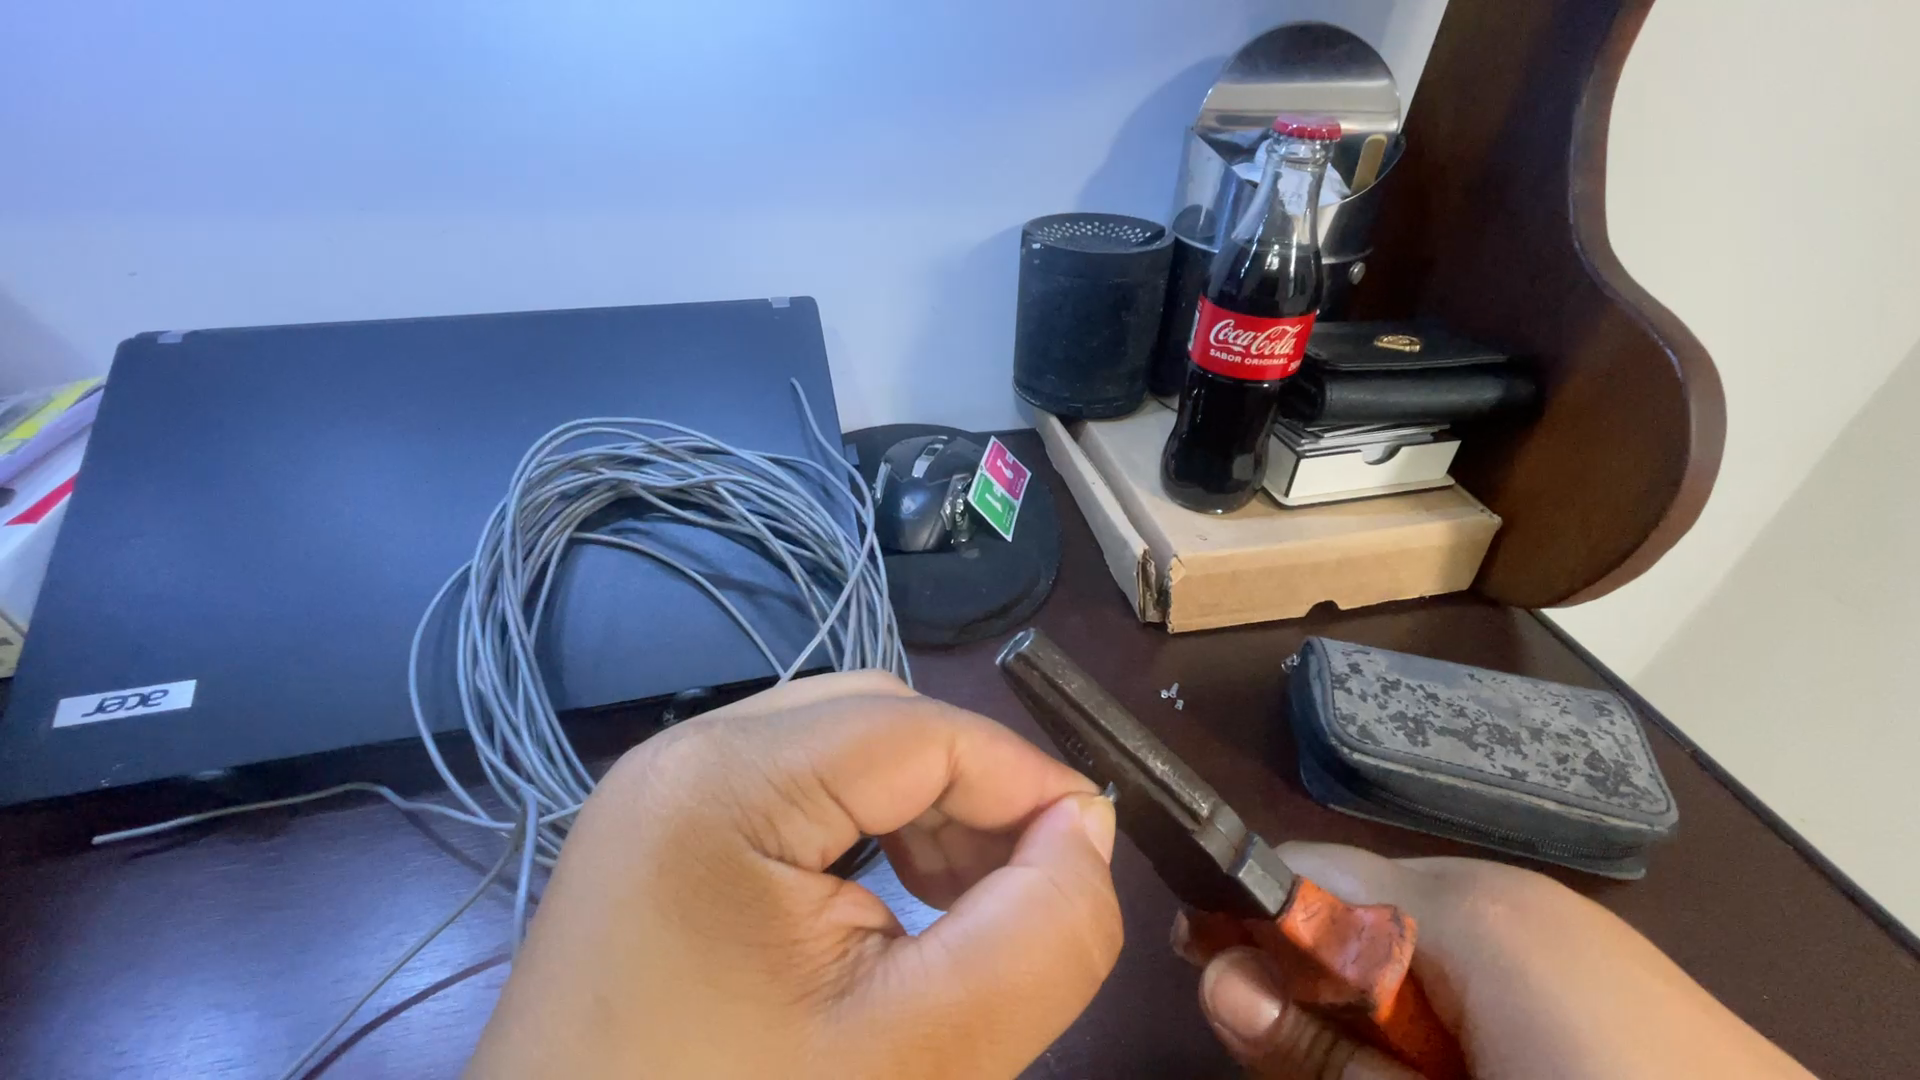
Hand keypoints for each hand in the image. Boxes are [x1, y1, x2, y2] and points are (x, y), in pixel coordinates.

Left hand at [468, 671, 1122, 1078]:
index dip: (1025, 779)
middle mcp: (684, 755)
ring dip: (924, 807)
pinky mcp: (663, 834)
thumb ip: (1039, 936)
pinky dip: (867, 829)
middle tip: (1022, 886)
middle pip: (879, 721)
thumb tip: (1081, 829)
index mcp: (722, 781)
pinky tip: (889, 903)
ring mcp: (663, 791)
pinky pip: (797, 791)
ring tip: (961, 901)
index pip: (921, 729)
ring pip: (844, 748)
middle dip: (971, 791)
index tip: (1092, 850)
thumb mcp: (918, 1059)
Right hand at [1182, 843, 1816, 1079]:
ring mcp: (1556, 918)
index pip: (1305, 869)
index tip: (1208, 976)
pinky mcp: (1589, 958)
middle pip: (1352, 899)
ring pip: (1409, 932)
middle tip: (1300, 1057)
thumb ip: (1326, 1053)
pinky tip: (1456, 1065)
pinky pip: (1471, 954)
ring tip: (1388, 1074)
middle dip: (1310, 970)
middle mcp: (1502, 885)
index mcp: (1467, 903)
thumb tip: (1214, 983)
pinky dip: (1436, 1001)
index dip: (1245, 920)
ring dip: (1373, 996)